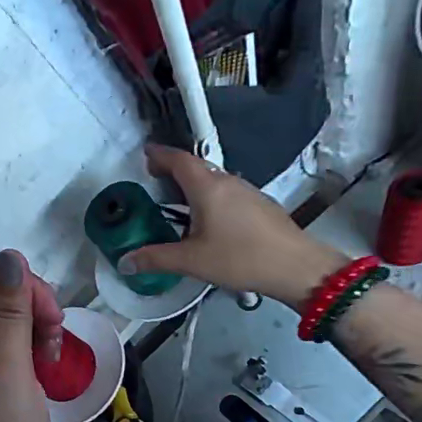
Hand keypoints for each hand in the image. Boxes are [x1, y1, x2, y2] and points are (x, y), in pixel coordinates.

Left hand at [0, 249, 63, 421]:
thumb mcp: (9, 371)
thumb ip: (10, 313)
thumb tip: (9, 256)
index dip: (21, 287)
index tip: (49, 317)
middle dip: (33, 307)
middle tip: (56, 341)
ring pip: (8, 319)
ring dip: (37, 328)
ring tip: (53, 358)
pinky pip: (9, 345)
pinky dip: (32, 349)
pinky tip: (46, 366)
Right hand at [119, 145, 346, 310]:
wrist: (294, 266)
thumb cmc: (241, 259)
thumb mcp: (192, 261)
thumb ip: (156, 258)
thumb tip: (126, 262)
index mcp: (207, 187)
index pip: (178, 159)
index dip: (159, 155)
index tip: (146, 156)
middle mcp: (228, 181)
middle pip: (196, 168)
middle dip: (175, 172)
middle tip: (157, 183)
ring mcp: (248, 192)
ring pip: (215, 182)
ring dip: (196, 187)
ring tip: (181, 206)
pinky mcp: (261, 205)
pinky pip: (230, 195)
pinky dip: (214, 200)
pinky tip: (212, 224)